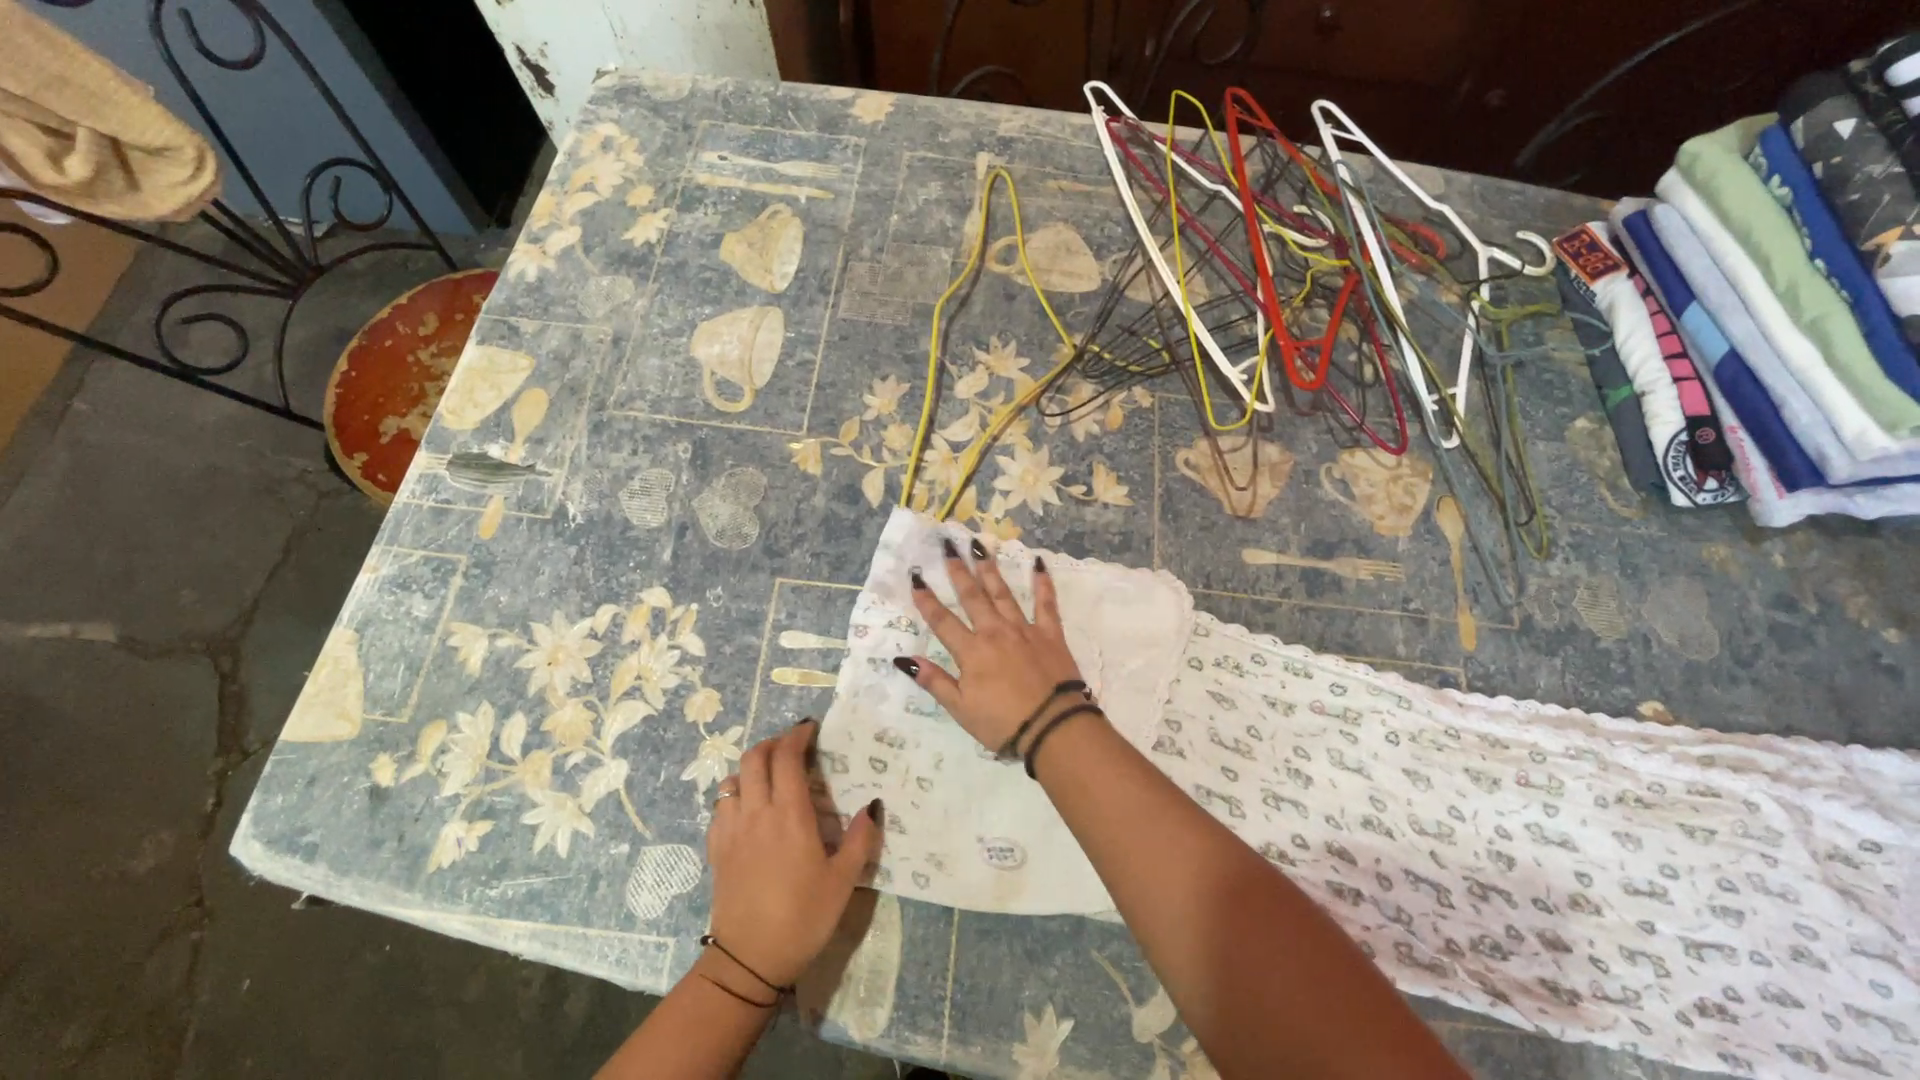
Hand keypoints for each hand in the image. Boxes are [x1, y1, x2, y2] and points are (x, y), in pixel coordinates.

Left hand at [705, 720, 882, 987]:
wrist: (750, 958)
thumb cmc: (803, 917)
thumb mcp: (843, 881)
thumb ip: (859, 839)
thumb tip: (872, 805)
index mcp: (790, 815)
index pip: (786, 758)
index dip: (797, 736)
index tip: (810, 728)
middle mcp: (756, 812)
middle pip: (754, 758)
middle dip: (772, 744)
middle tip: (792, 747)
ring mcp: (731, 829)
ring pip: (733, 779)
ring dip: (751, 768)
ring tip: (770, 776)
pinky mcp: (716, 848)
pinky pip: (721, 806)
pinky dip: (735, 794)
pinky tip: (749, 809)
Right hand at [895, 536, 1086, 750]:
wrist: (1054, 726)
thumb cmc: (1004, 724)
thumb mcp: (961, 709)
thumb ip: (935, 681)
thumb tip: (905, 659)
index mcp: (971, 652)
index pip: (942, 621)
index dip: (927, 600)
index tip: (916, 577)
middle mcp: (994, 633)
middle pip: (972, 597)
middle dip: (958, 571)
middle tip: (949, 546)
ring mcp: (1024, 630)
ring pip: (1002, 593)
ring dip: (989, 569)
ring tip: (980, 546)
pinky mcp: (1050, 634)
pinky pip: (1046, 603)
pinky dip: (1042, 582)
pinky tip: (1038, 563)